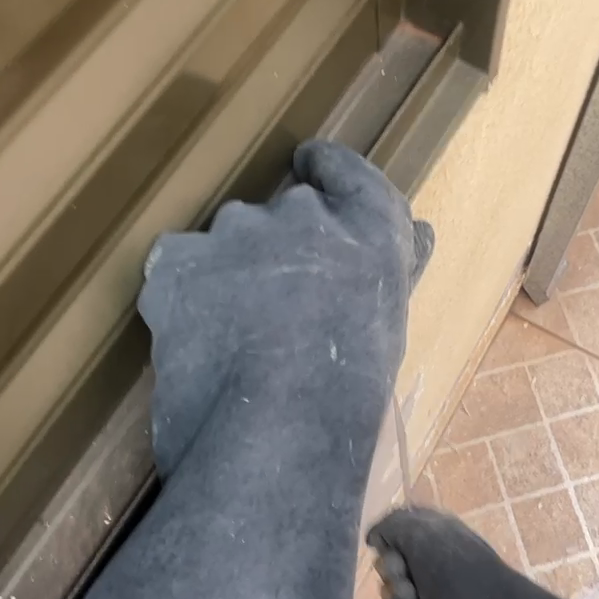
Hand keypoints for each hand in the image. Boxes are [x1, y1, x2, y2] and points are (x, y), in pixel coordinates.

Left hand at [137, 140, 431, 470]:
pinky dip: (184, 296)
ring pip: (226, 242)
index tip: (311, 168)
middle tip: (275, 305)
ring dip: (228, 273)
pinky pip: (177, 267)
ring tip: (232, 337)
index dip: (326, 169)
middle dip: (277, 248)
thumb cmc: (352, 391)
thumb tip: (421, 233)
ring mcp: (235, 231)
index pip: (347, 171)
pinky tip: (198, 341)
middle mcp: (301, 212)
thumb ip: (397, 269)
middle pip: (281, 215)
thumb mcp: (390, 325)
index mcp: (367, 226)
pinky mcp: (177, 261)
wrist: (279, 431)